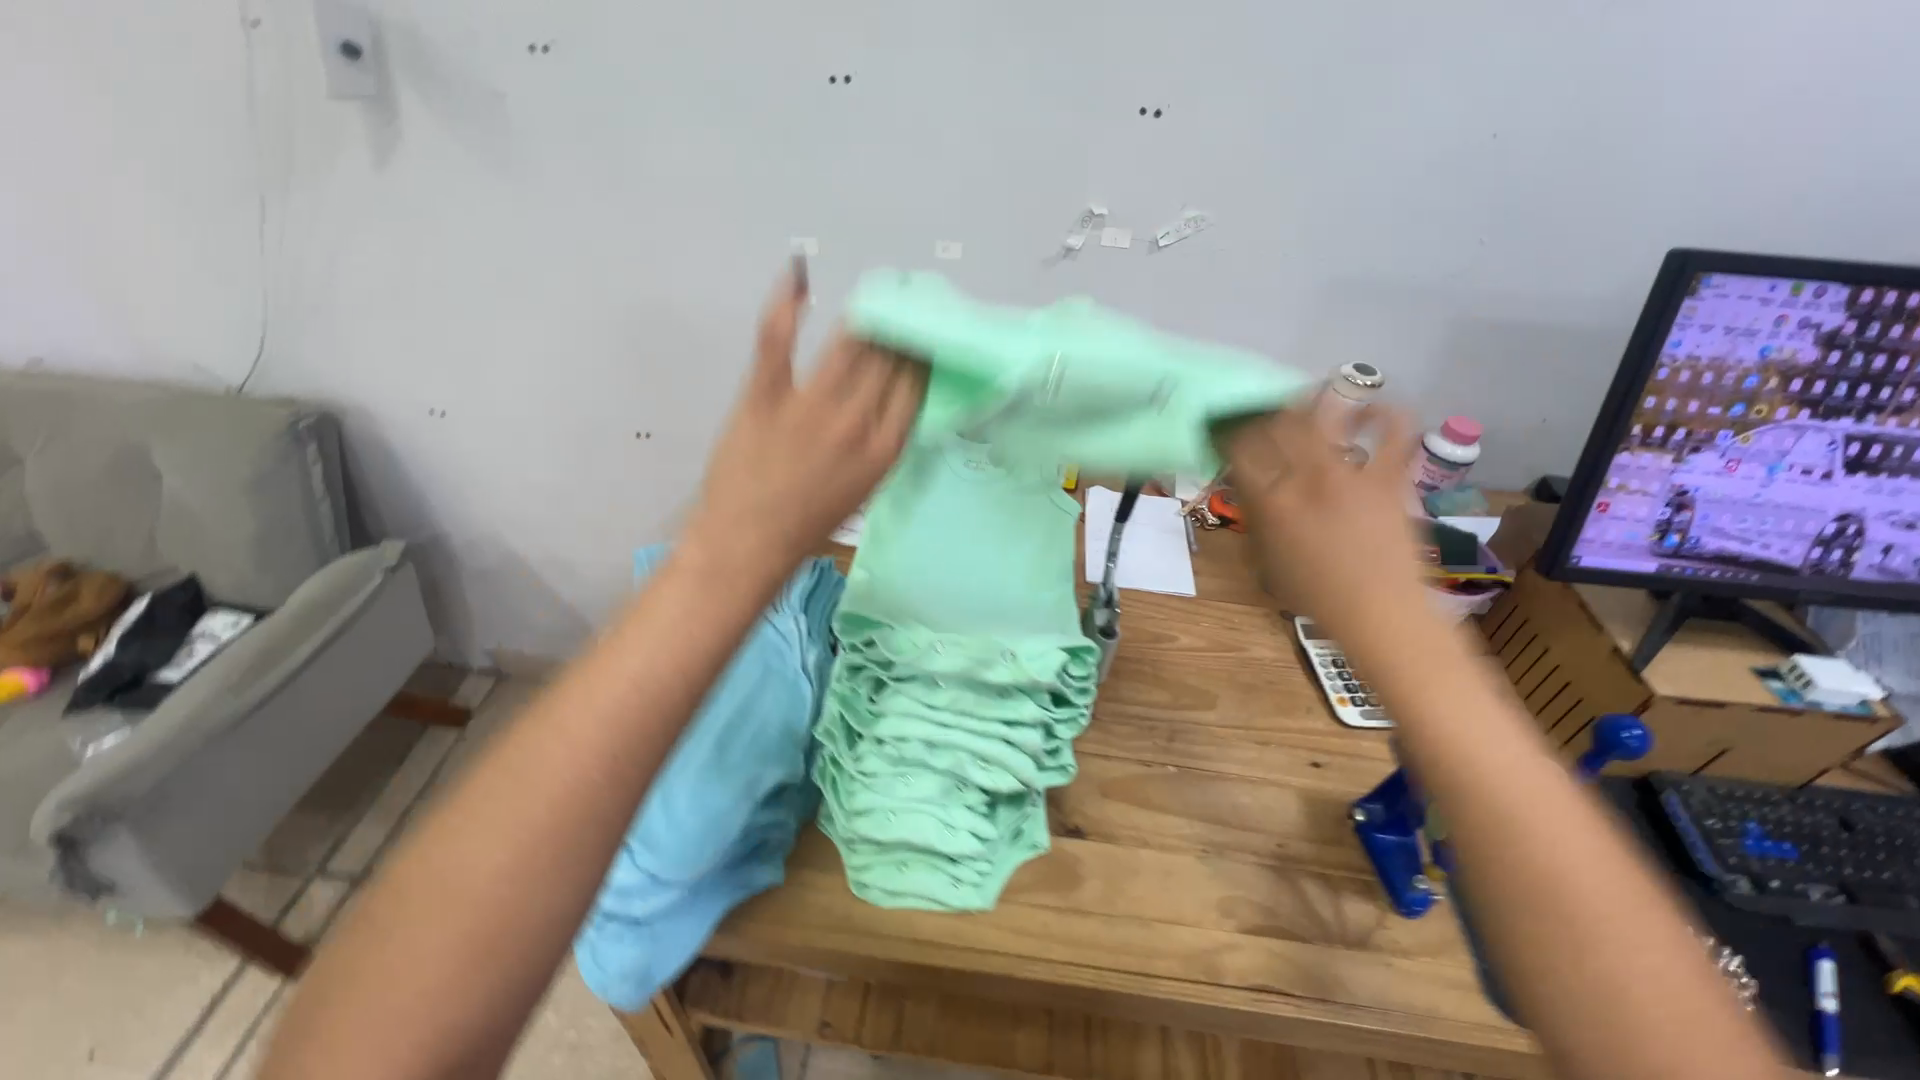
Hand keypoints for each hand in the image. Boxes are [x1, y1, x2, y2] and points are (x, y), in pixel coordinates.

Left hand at [685, 271, 925, 577]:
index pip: (914, 385)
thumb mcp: (865, 487)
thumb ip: (883, 440)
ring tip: (875, 297)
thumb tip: (895, 394)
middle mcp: (856, 421)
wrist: (747, 542)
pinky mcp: (765, 395)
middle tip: (903, 305)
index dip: (921, 353)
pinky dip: (786, 302)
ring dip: (866, 317)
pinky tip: (798, 273)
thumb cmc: (807, 522)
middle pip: (888, 358)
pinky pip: (778, 338)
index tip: (924, 334)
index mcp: (884, 448)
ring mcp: (810, 406)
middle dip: (900, 328)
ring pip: (849, 343)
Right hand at [1218, 401, 1431, 646]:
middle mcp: (1306, 478)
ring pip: (1327, 415)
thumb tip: (1250, 486)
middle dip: (1266, 410)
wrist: (1380, 612)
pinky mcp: (1389, 476)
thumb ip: (1256, 517)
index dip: (1229, 431)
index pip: (1240, 448)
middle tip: (1264, 412)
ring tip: (1310, 401)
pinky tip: (1373, 411)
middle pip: (1279, 422)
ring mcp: (1351, 474)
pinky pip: (1393, 431)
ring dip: (1315, 402)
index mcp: (1271, 502)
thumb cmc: (1317, 595)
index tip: (1227, 428)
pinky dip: (1385, 414)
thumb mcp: (1268, 560)